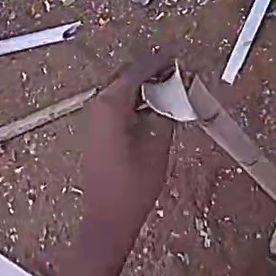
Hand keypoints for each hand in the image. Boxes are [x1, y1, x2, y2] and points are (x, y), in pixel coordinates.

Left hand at [77, 52, 176, 239]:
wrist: (109, 219)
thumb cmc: (134, 183)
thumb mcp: (159, 143)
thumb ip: (169, 109)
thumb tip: (179, 87)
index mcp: (111, 104)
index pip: (138, 70)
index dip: (161, 61)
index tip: (181, 57)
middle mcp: (98, 104)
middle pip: (128, 75)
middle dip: (154, 71)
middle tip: (181, 71)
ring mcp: (95, 118)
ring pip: (124, 89)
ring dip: (147, 85)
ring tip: (174, 86)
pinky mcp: (98, 130)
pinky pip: (119, 104)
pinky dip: (138, 99)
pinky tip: (158, 105)